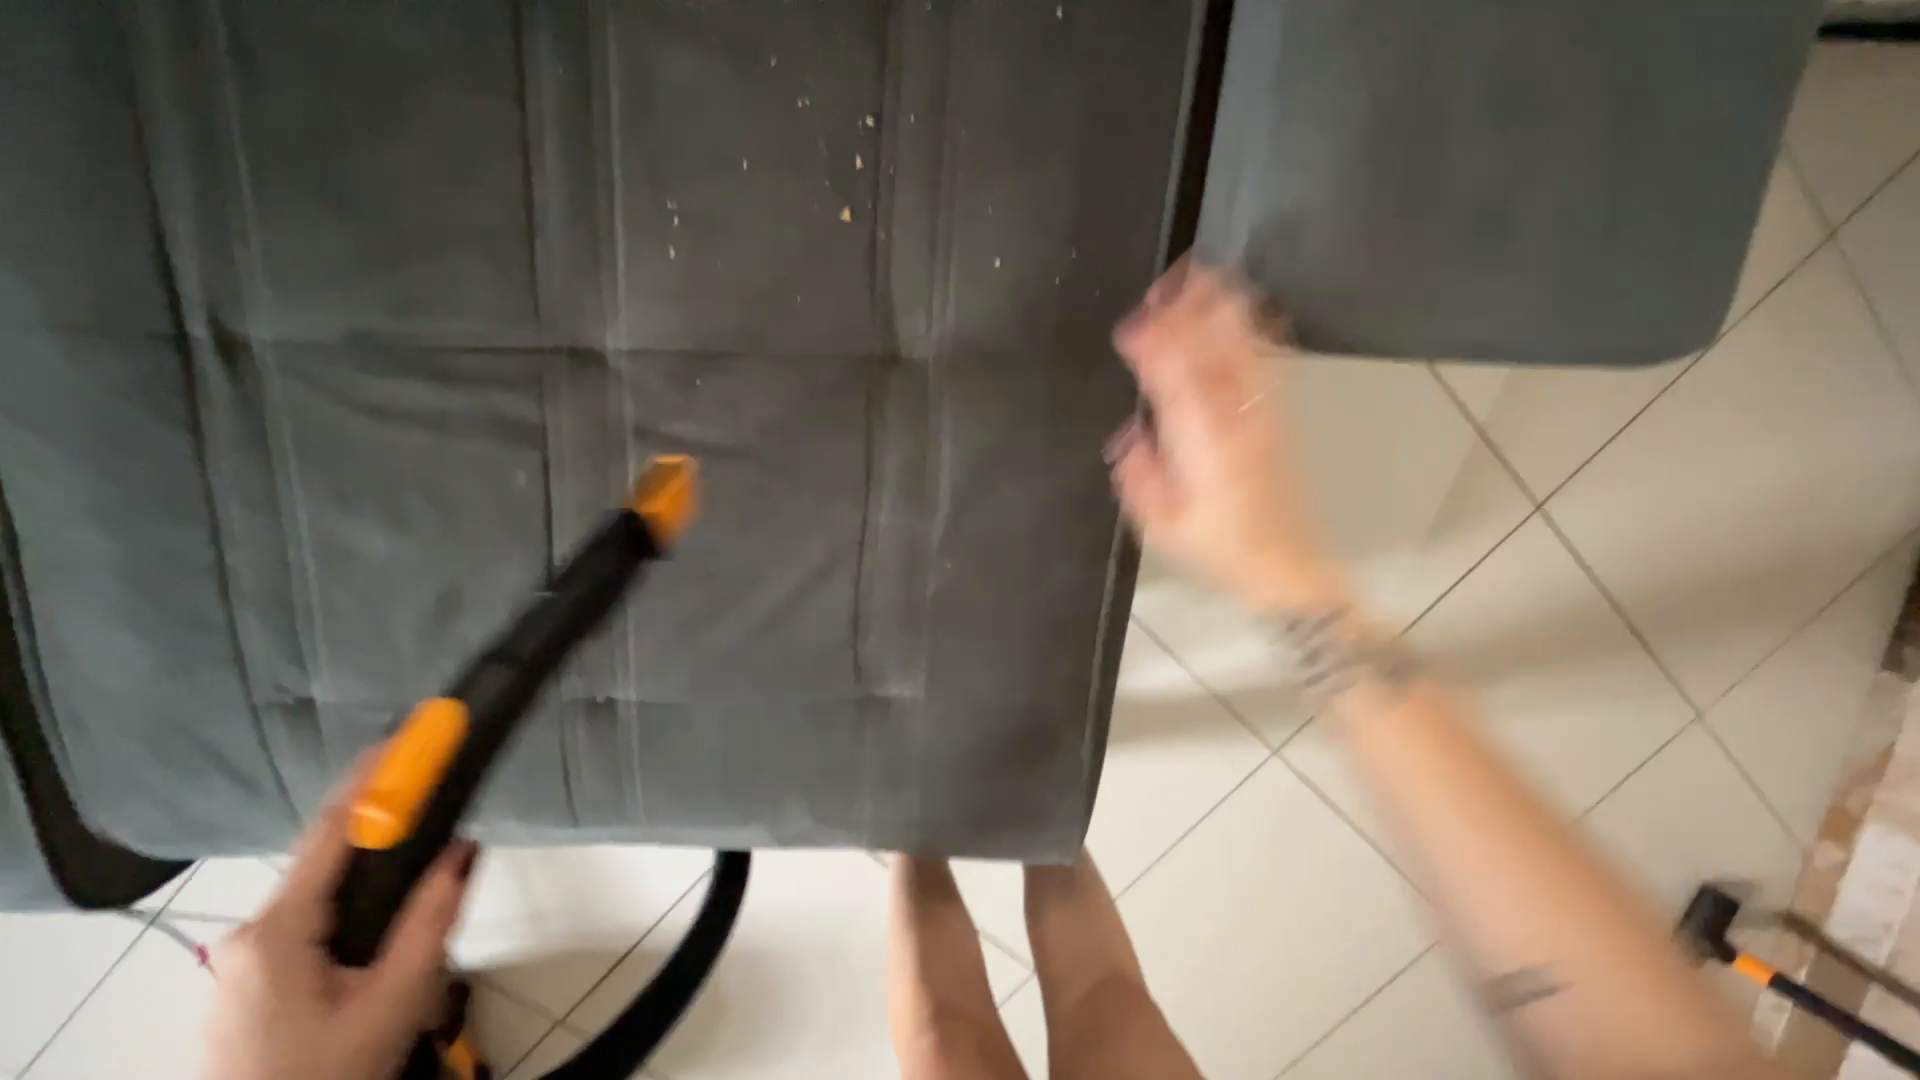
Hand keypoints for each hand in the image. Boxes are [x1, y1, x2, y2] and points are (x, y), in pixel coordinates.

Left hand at [203, 752, 478, 1079]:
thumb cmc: (326, 1076)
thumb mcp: (393, 1001)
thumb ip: (432, 919)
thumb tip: (466, 847)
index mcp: (279, 930)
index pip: (333, 830)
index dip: (376, 775)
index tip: (413, 731)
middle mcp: (251, 934)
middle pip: (329, 859)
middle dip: (386, 827)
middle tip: (440, 798)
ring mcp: (244, 961)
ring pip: (323, 896)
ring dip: (375, 876)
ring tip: (429, 877)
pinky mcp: (251, 985)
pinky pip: (312, 924)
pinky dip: (355, 905)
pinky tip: (385, 933)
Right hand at [1108, 258, 1346, 611]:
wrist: (1286, 566)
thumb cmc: (1220, 549)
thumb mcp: (1162, 527)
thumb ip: (1141, 478)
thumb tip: (1129, 437)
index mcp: (1203, 443)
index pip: (1176, 377)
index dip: (1154, 344)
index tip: (1131, 325)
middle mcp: (1237, 419)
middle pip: (1218, 347)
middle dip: (1194, 308)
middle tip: (1169, 281)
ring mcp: (1263, 415)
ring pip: (1247, 346)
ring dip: (1224, 308)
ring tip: (1204, 277)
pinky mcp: (1278, 418)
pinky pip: (1269, 360)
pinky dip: (1256, 328)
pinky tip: (1247, 309)